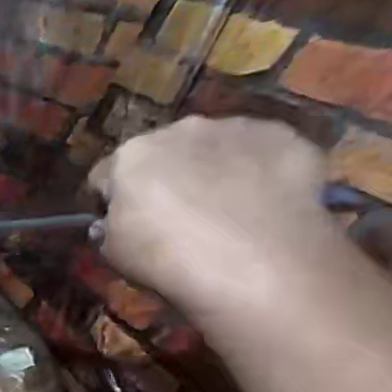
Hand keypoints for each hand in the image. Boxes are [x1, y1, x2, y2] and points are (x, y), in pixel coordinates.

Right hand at [86, 116, 343, 313]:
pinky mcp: (285, 137)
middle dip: (165, 178)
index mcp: (131, 154)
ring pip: (214, 148)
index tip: (118, 226)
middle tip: (175, 219)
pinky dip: (258, 174)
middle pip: (163, 152)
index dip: (109, 201)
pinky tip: (261, 208)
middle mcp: (182, 128)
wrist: (254, 264)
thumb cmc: (166, 260)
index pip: (106, 174)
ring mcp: (237, 128)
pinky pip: (261, 154)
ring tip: (223, 214)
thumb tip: (113, 222)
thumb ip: (108, 227)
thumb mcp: (114, 254)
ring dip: (212, 172)